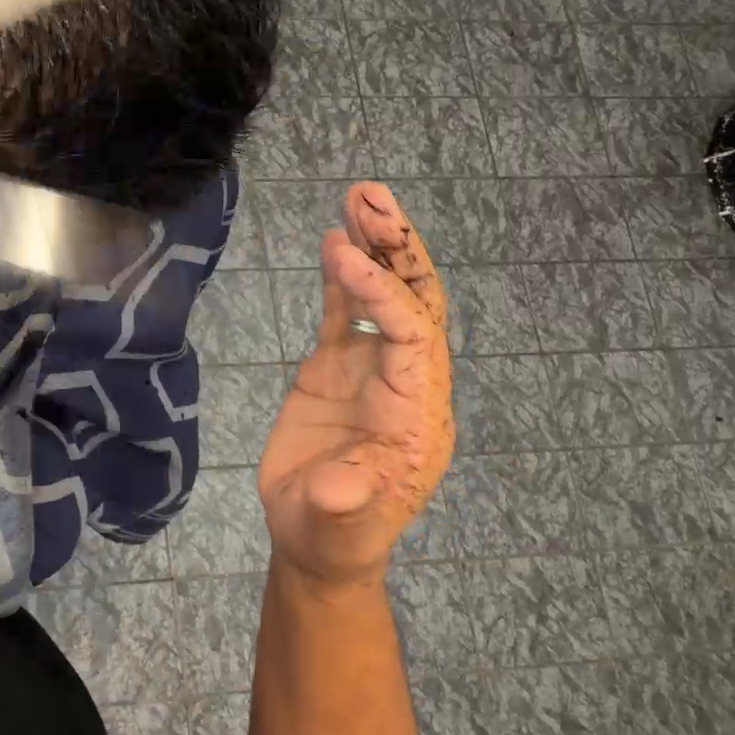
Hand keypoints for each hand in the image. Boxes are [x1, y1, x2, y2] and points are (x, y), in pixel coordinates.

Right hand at [258, 182, 453, 589]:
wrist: (317, 538)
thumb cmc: (330, 535)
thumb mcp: (334, 527)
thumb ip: (344, 503)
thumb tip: (348, 481)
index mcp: (415, 415)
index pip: (410, 336)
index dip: (379, 292)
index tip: (342, 252)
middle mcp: (405, 383)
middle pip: (417, 302)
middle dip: (399, 249)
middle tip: (372, 196)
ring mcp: (371, 372)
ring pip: (388, 298)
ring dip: (377, 248)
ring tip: (359, 196)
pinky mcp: (339, 370)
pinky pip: (347, 314)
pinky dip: (343, 277)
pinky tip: (335, 240)